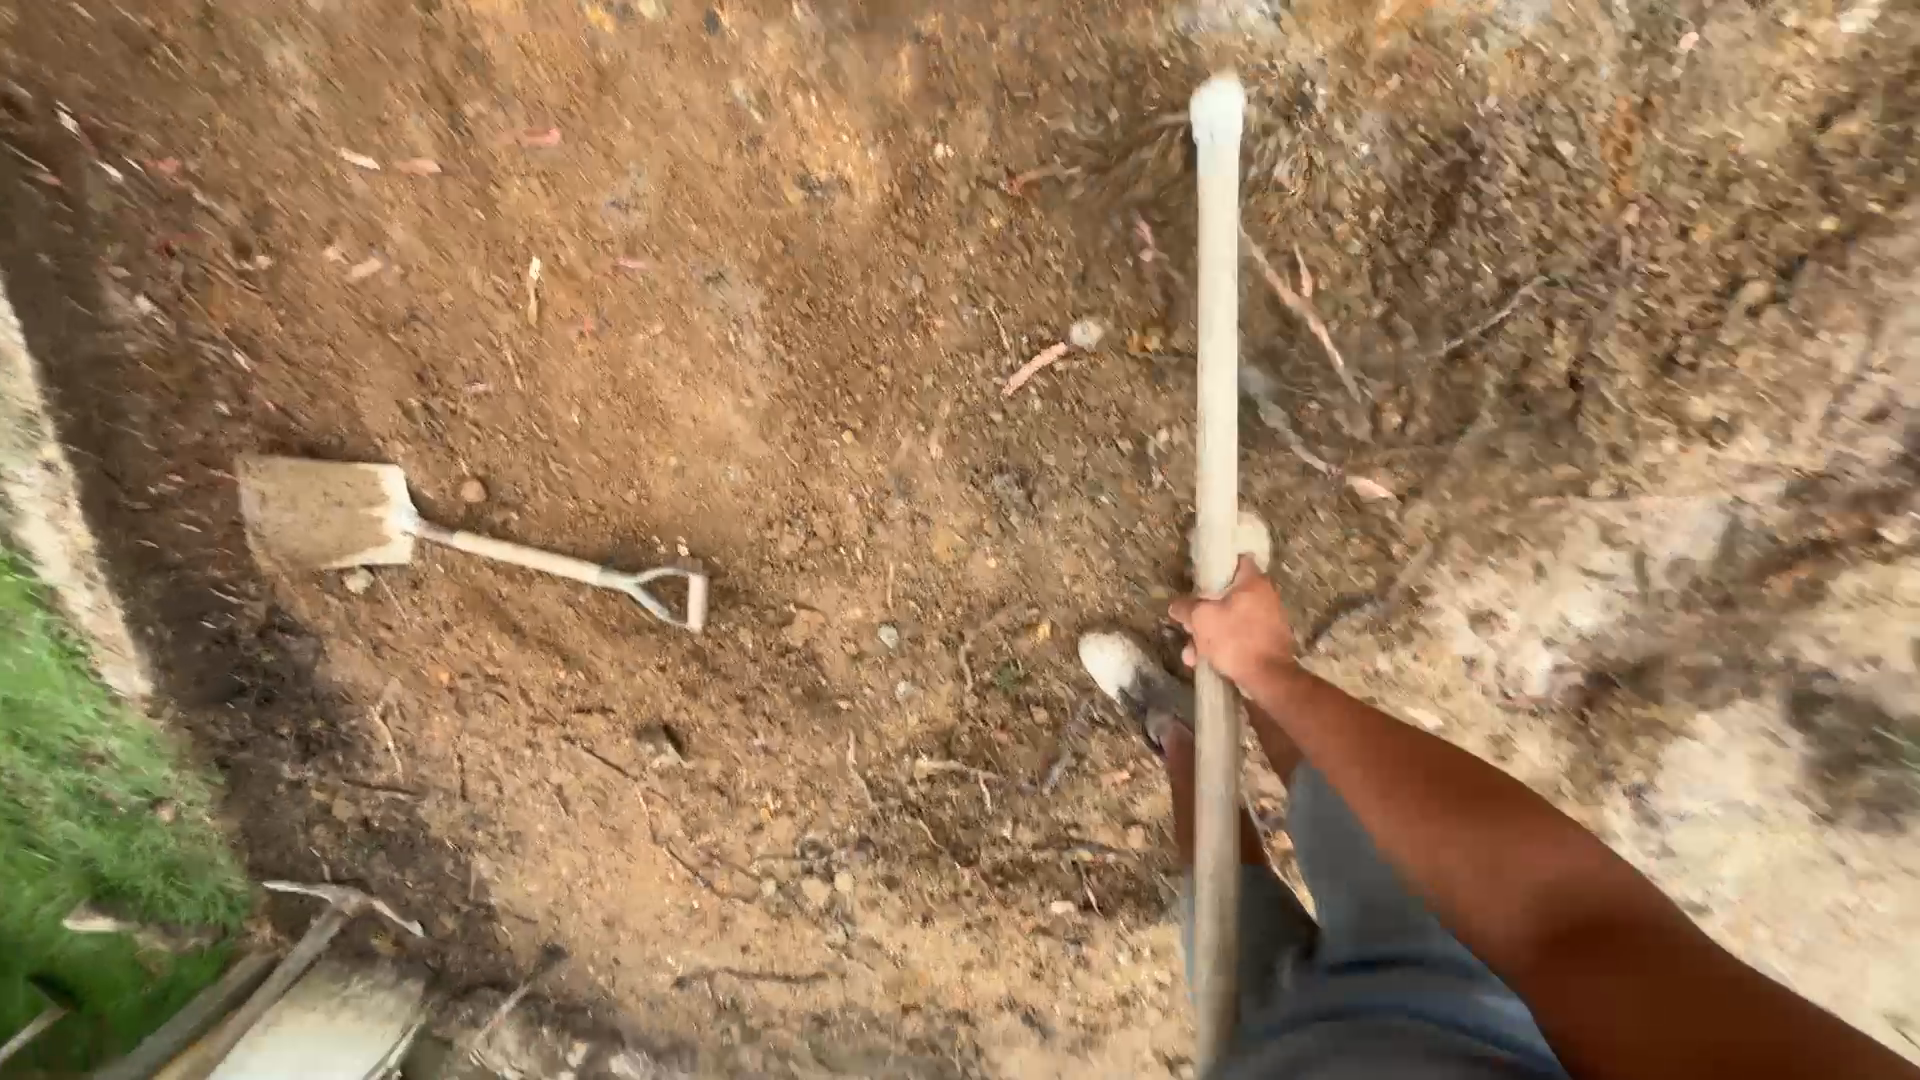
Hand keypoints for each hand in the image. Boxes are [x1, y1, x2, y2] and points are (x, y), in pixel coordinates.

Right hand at [1168, 555, 1296, 684]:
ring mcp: (1269, 621)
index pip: (1239, 560)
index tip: (1203, 576)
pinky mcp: (1268, 643)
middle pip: (1228, 597)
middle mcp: (1265, 598)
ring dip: (1208, 635)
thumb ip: (1186, 607)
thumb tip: (1176, 605)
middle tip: (1188, 624)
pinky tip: (1205, 663)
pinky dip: (1223, 646)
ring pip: (1230, 621)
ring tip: (1191, 655)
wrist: (1268, 677)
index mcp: (1253, 583)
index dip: (1220, 565)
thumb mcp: (1200, 619)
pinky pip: (1240, 638)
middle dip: (1204, 612)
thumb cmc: (1235, 638)